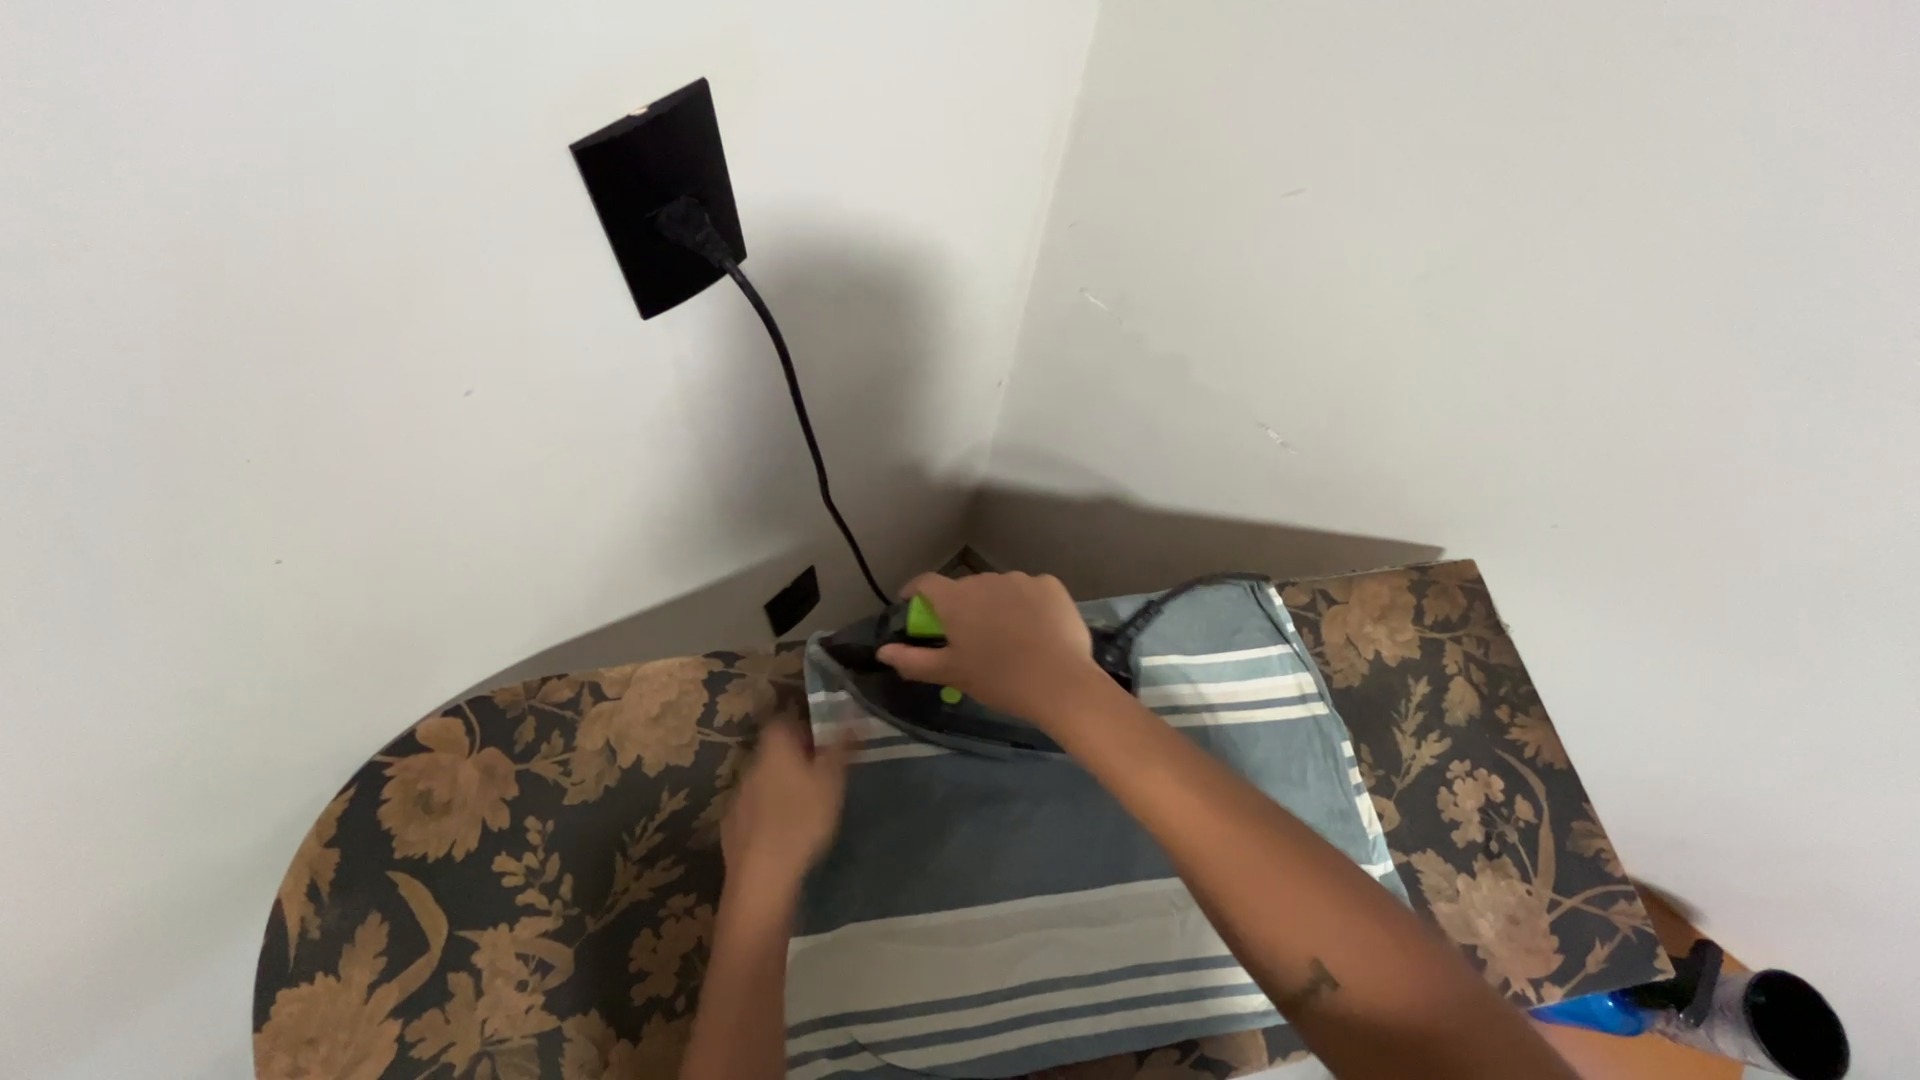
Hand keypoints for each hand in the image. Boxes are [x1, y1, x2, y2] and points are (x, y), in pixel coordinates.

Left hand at [720, 717, 850, 899]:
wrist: (762, 876)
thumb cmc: (803, 820)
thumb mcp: (832, 781)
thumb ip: (840, 748)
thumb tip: (848, 718)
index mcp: (775, 749)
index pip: (783, 720)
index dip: (801, 724)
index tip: (821, 738)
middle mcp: (750, 766)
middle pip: (772, 750)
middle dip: (793, 757)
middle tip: (819, 772)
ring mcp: (737, 796)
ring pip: (762, 780)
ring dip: (779, 785)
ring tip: (803, 804)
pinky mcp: (730, 826)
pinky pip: (753, 808)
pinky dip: (767, 812)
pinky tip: (782, 829)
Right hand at [876, 572, 1111, 727]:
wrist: (1060, 683)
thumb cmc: (999, 680)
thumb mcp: (951, 674)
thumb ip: (912, 660)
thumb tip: (883, 651)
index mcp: (956, 599)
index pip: (925, 583)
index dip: (916, 593)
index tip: (915, 609)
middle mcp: (986, 579)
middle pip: (965, 588)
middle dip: (961, 607)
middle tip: (968, 638)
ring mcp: (1021, 579)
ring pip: (999, 589)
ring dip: (995, 606)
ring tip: (1007, 638)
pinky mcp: (1051, 586)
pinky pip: (1030, 591)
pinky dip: (1027, 605)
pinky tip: (1036, 631)